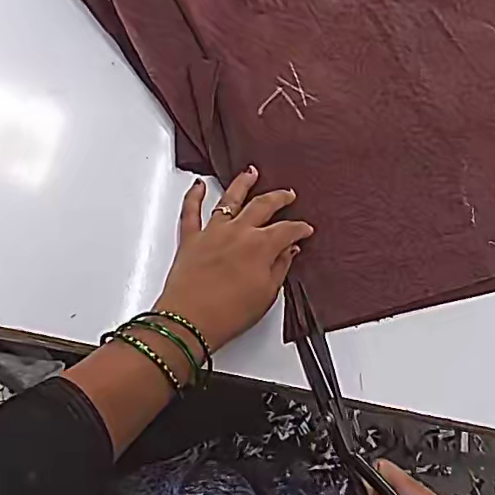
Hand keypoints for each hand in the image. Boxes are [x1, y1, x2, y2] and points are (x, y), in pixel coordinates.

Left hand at [155, 166, 313, 351]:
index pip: (287, 230)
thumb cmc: (228, 313)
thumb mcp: (266, 293)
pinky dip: (194, 196)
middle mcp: (238, 232)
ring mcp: (213, 233)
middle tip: (287, 194)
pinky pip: (191, 211)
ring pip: (230, 200)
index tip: (305, 230)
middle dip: (278, 198)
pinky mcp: (191, 239)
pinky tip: (199, 185)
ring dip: (242, 184)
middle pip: (262, 206)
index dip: (299, 229)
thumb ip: (279, 267)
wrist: (190, 322)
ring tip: (250, 173)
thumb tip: (289, 251)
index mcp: (261, 245)